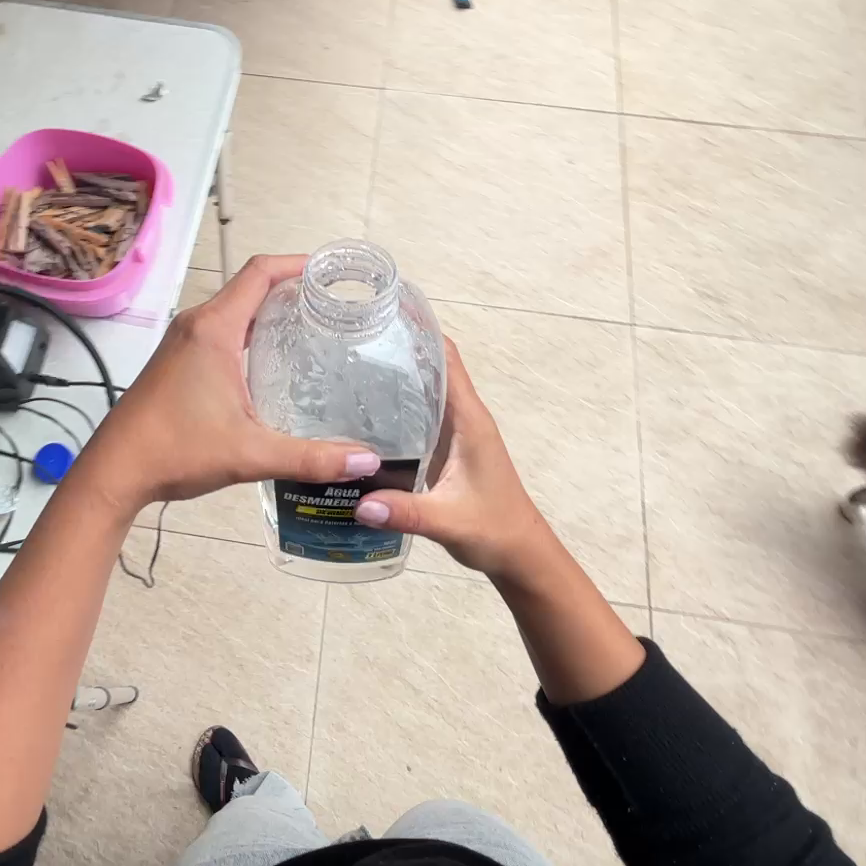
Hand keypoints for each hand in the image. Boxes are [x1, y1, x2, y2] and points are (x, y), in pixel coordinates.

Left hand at [72, 255, 380, 511]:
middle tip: (334, 305)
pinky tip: (273, 364)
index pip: (260, 273)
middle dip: (291, 289)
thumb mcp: (250, 454)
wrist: (115, 470)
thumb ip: (311, 457)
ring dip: (269, 312)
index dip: (298, 264)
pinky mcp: (177, 361)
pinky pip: (220, 331)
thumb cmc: (173, 451)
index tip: (332, 273)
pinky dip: (250, 333)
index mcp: (213, 329)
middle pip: (250, 287)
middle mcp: (196, 325)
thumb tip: (366, 462)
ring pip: (234, 310)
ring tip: (313, 330)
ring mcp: (183, 342)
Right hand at [354, 339, 557, 580]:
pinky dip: (394, 400)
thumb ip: (405, 512)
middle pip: (431, 365)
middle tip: (349, 336)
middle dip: (398, 345)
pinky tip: (359, 407)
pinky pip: (418, 411)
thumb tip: (358, 504)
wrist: (519, 554)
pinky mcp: (443, 447)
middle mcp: (462, 417)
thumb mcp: (448, 521)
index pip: (447, 359)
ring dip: (394, 370)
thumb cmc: (494, 529)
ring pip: (424, 387)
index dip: (421, 330)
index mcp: (469, 420)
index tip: (384, 312)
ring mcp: (453, 431)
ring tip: (346, 361)